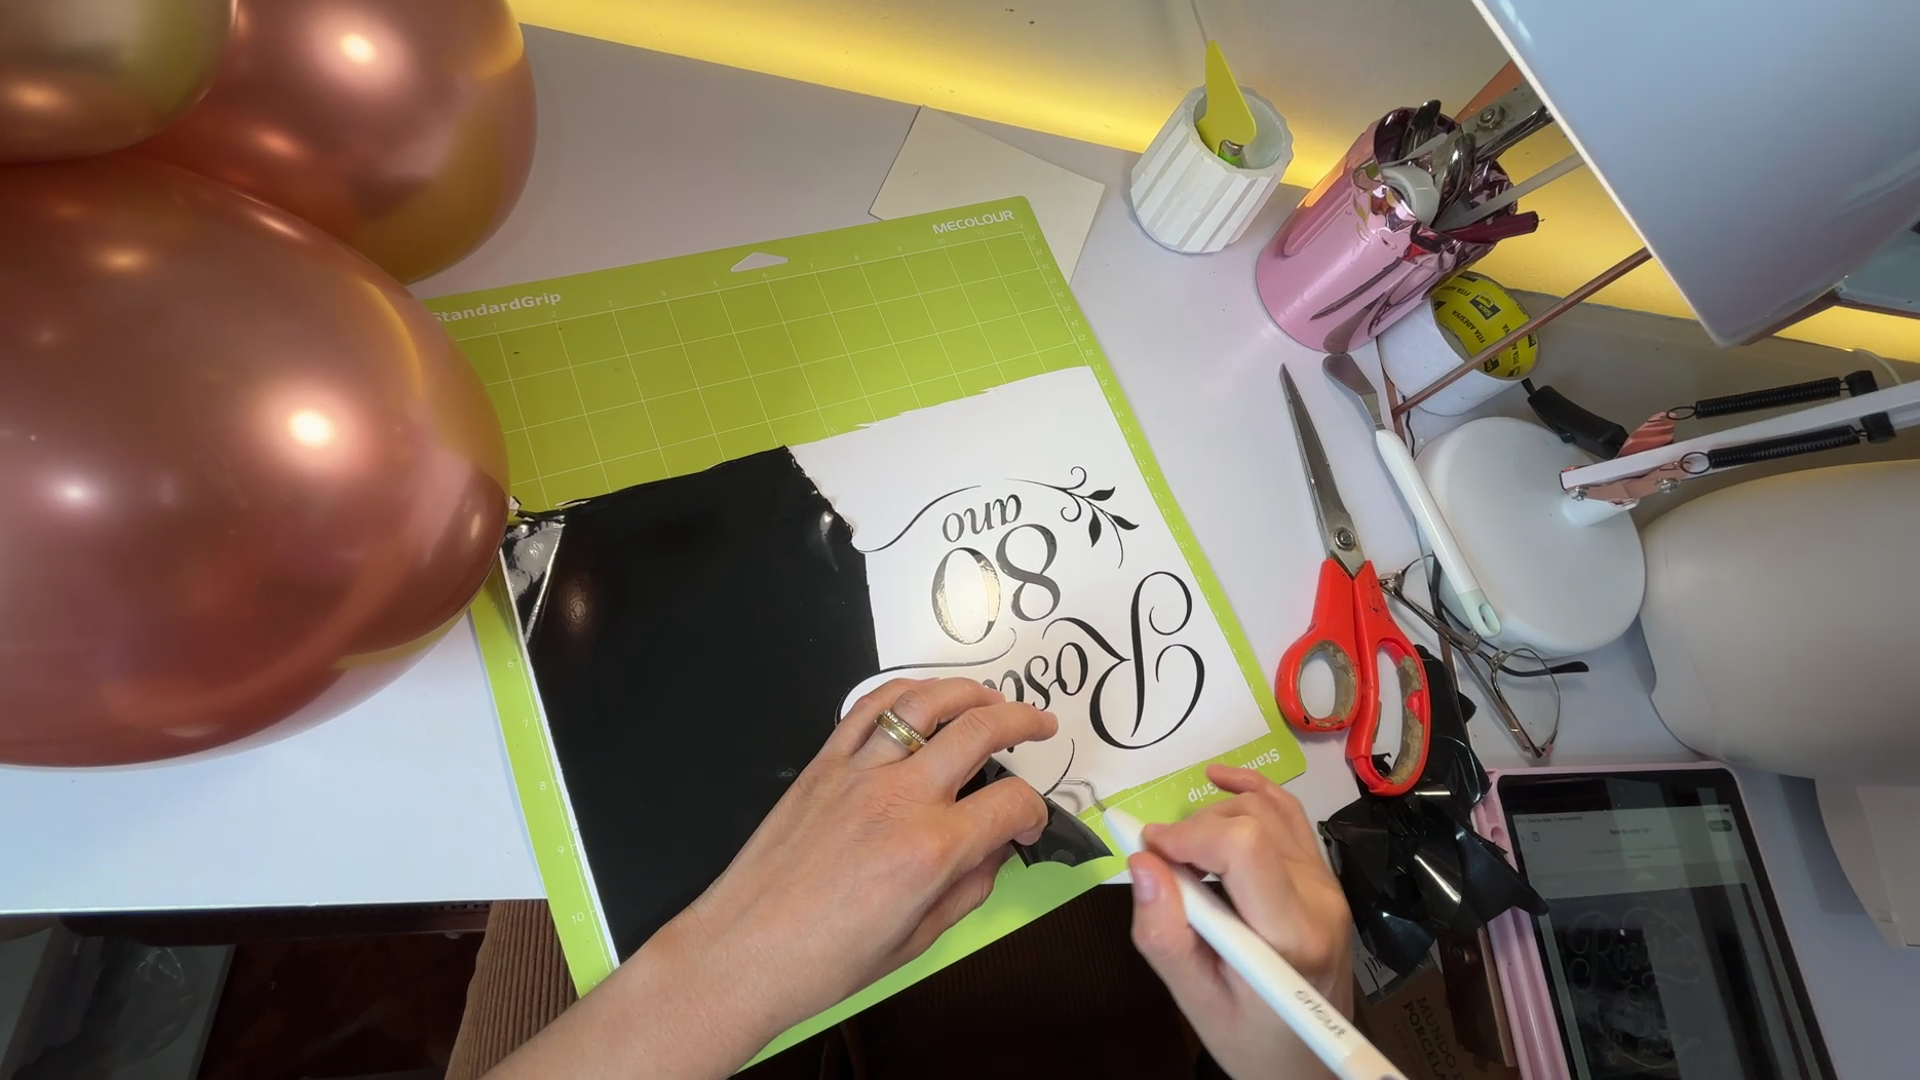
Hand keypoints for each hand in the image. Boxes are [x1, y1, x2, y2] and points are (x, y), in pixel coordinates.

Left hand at [491, 678, 1059, 1079]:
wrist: (742, 951)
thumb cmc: (826, 960)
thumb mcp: (918, 939)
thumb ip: (970, 886)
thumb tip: (996, 850)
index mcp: (931, 850)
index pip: (1011, 804)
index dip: (1034, 812)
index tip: (1029, 823)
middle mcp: (900, 797)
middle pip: (980, 730)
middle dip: (1025, 722)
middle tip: (1041, 726)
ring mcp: (860, 769)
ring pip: (926, 702)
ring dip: (969, 691)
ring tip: (991, 698)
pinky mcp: (825, 760)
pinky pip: (869, 707)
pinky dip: (905, 691)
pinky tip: (924, 696)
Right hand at [1127, 765, 1352, 1079]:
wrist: (1308, 1061)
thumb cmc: (1250, 1038)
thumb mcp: (1197, 1002)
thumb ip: (1165, 935)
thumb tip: (1142, 861)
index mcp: (1290, 935)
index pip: (1243, 848)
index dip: (1188, 836)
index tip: (1150, 849)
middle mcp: (1318, 898)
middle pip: (1247, 823)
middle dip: (1191, 832)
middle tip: (1162, 864)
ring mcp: (1325, 881)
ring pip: (1261, 809)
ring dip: (1212, 817)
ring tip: (1186, 854)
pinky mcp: (1321, 873)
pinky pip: (1287, 809)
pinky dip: (1248, 787)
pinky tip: (1217, 780)